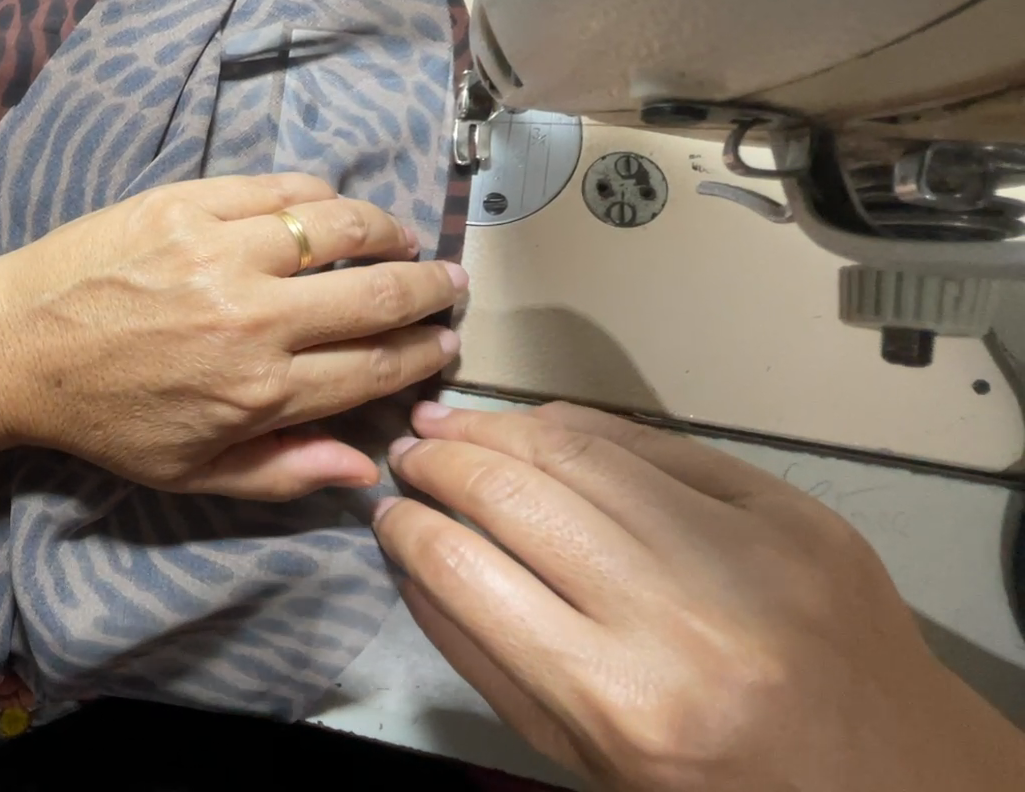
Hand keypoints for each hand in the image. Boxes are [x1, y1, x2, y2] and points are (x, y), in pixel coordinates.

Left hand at [0, 173, 465, 500]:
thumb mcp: (187, 473)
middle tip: (448, 286)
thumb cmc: (102, 418)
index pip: (375, 366)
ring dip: (387, 232)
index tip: (444, 343)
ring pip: (338, 226)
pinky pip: (276, 187)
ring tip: (400, 240)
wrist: (17, 348)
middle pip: (375, 294)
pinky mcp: (183, 205)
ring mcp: (218, 250)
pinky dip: (319, 194)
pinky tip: (330, 207)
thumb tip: (367, 464)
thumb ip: (282, 472)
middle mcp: (253, 316)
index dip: (423, 354)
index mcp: (259, 390)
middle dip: (429, 290)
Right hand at [373, 402, 1024, 790]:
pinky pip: (646, 440)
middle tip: (406, 453)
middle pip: (511, 494)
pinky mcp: (791, 511)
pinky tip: (528, 424)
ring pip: (572, 447)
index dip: (405, 526)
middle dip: (436, 462)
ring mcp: (748, 551)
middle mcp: (682, 618)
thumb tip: (409, 552)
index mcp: (620, 700)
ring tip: (445, 422)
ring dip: (489, 426)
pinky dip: (568, 423)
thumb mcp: (577, 753)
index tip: (386, 512)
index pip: (462, 569)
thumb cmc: (717, 789)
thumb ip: (477, 653)